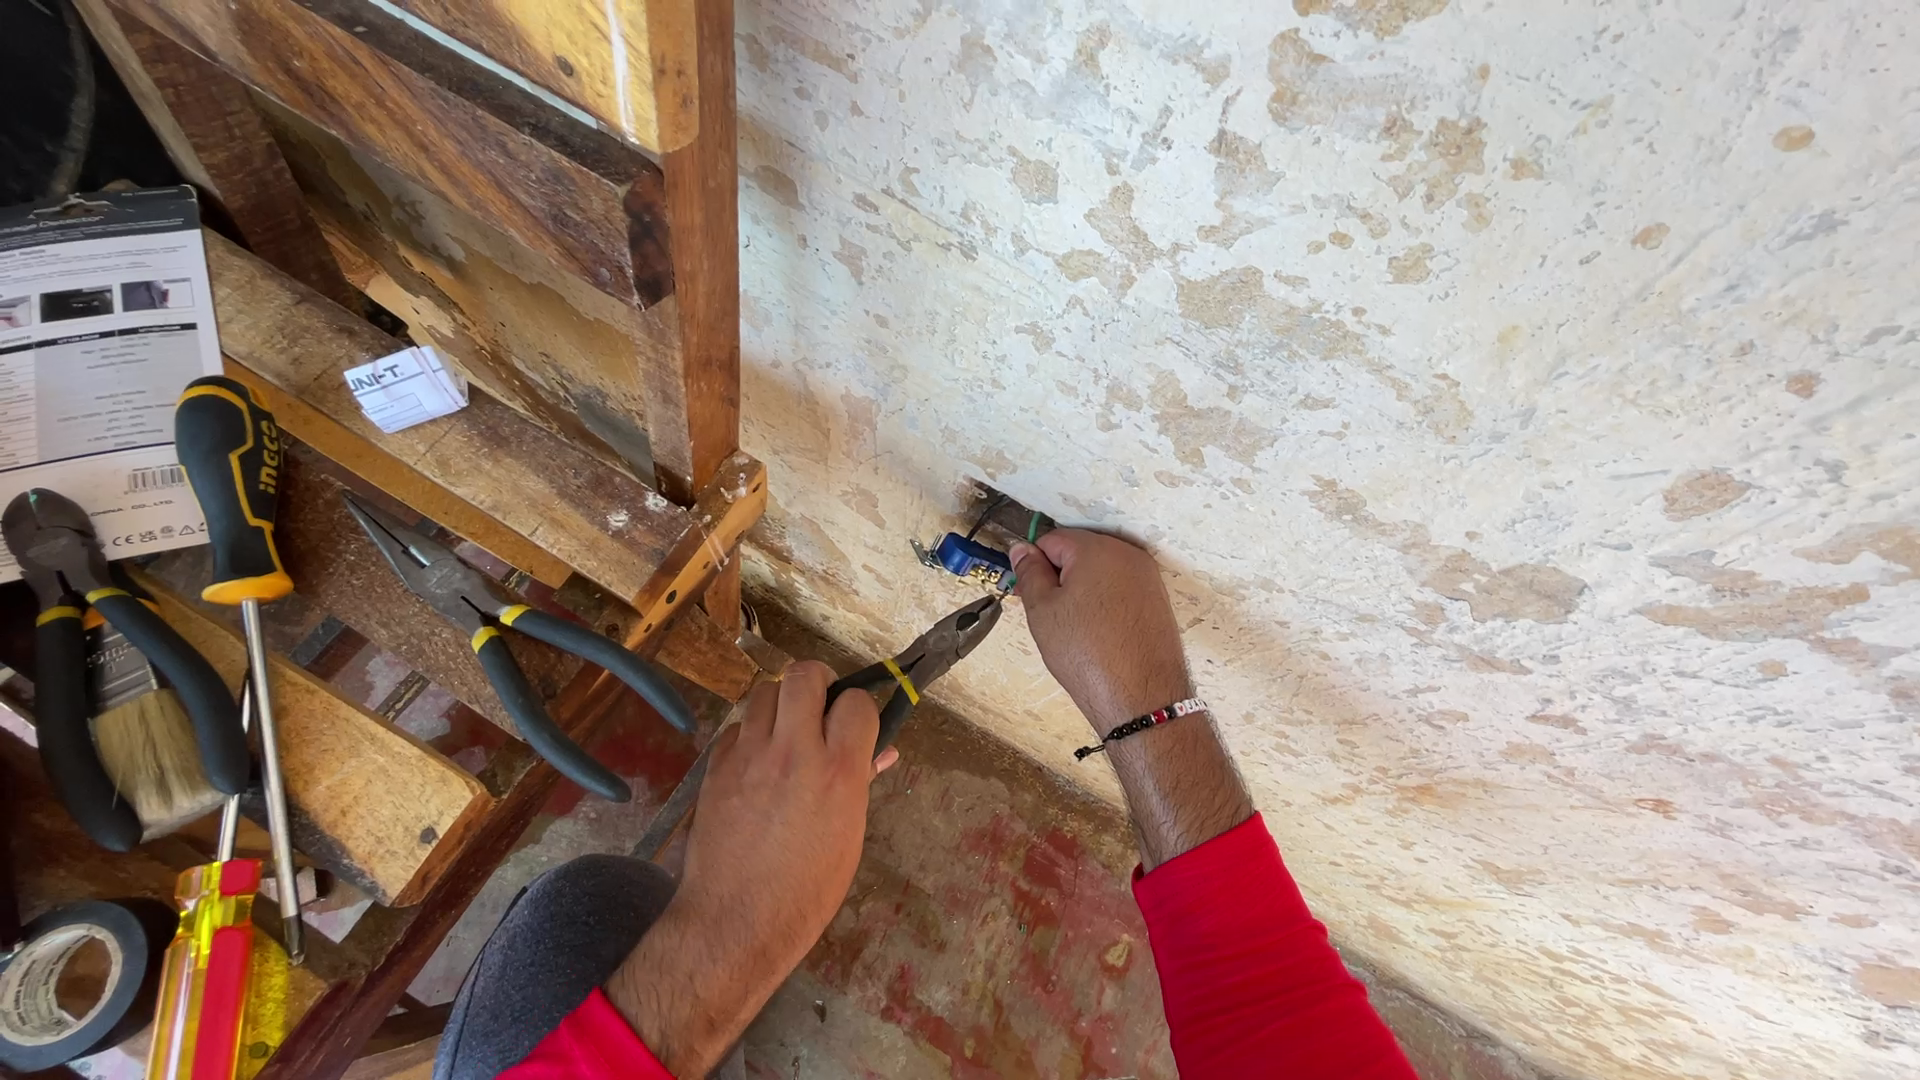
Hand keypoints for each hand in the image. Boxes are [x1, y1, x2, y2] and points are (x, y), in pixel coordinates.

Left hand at [604, 662, 896, 1074]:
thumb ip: (860, 781)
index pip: (856, 700)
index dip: (858, 709)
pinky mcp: (716, 766)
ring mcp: (749, 755)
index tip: (855, 726)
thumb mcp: (849, 835)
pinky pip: (737, 729)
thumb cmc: (808, 889)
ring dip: (780, 705)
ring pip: (764, 691)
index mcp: (838, 770)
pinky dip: (751, 737)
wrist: (734, 923)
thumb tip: (879, 752)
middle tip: (819, 709)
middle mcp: (794, 750)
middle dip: (818, 683)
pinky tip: (755, 765)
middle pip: (804, 673)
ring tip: (785, 734)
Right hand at [1013, 530, 1249, 869]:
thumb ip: (1029, 572)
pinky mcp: (1159, 601)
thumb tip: (1021, 548)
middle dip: (1060, 576)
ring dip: (1083, 590)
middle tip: (1048, 615)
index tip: (1029, 596)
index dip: (1035, 565)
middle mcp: (1128, 554)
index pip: (1051, 539)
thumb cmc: (1085, 651)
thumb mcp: (1043, 611)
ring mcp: (1148, 578)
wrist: (1141, 698)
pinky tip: (1098, 635)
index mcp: (1097, 548)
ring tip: (1074, 630)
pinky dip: (1105, 604)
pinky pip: (1121, 590)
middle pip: (1080, 552)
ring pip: (1102, 572)